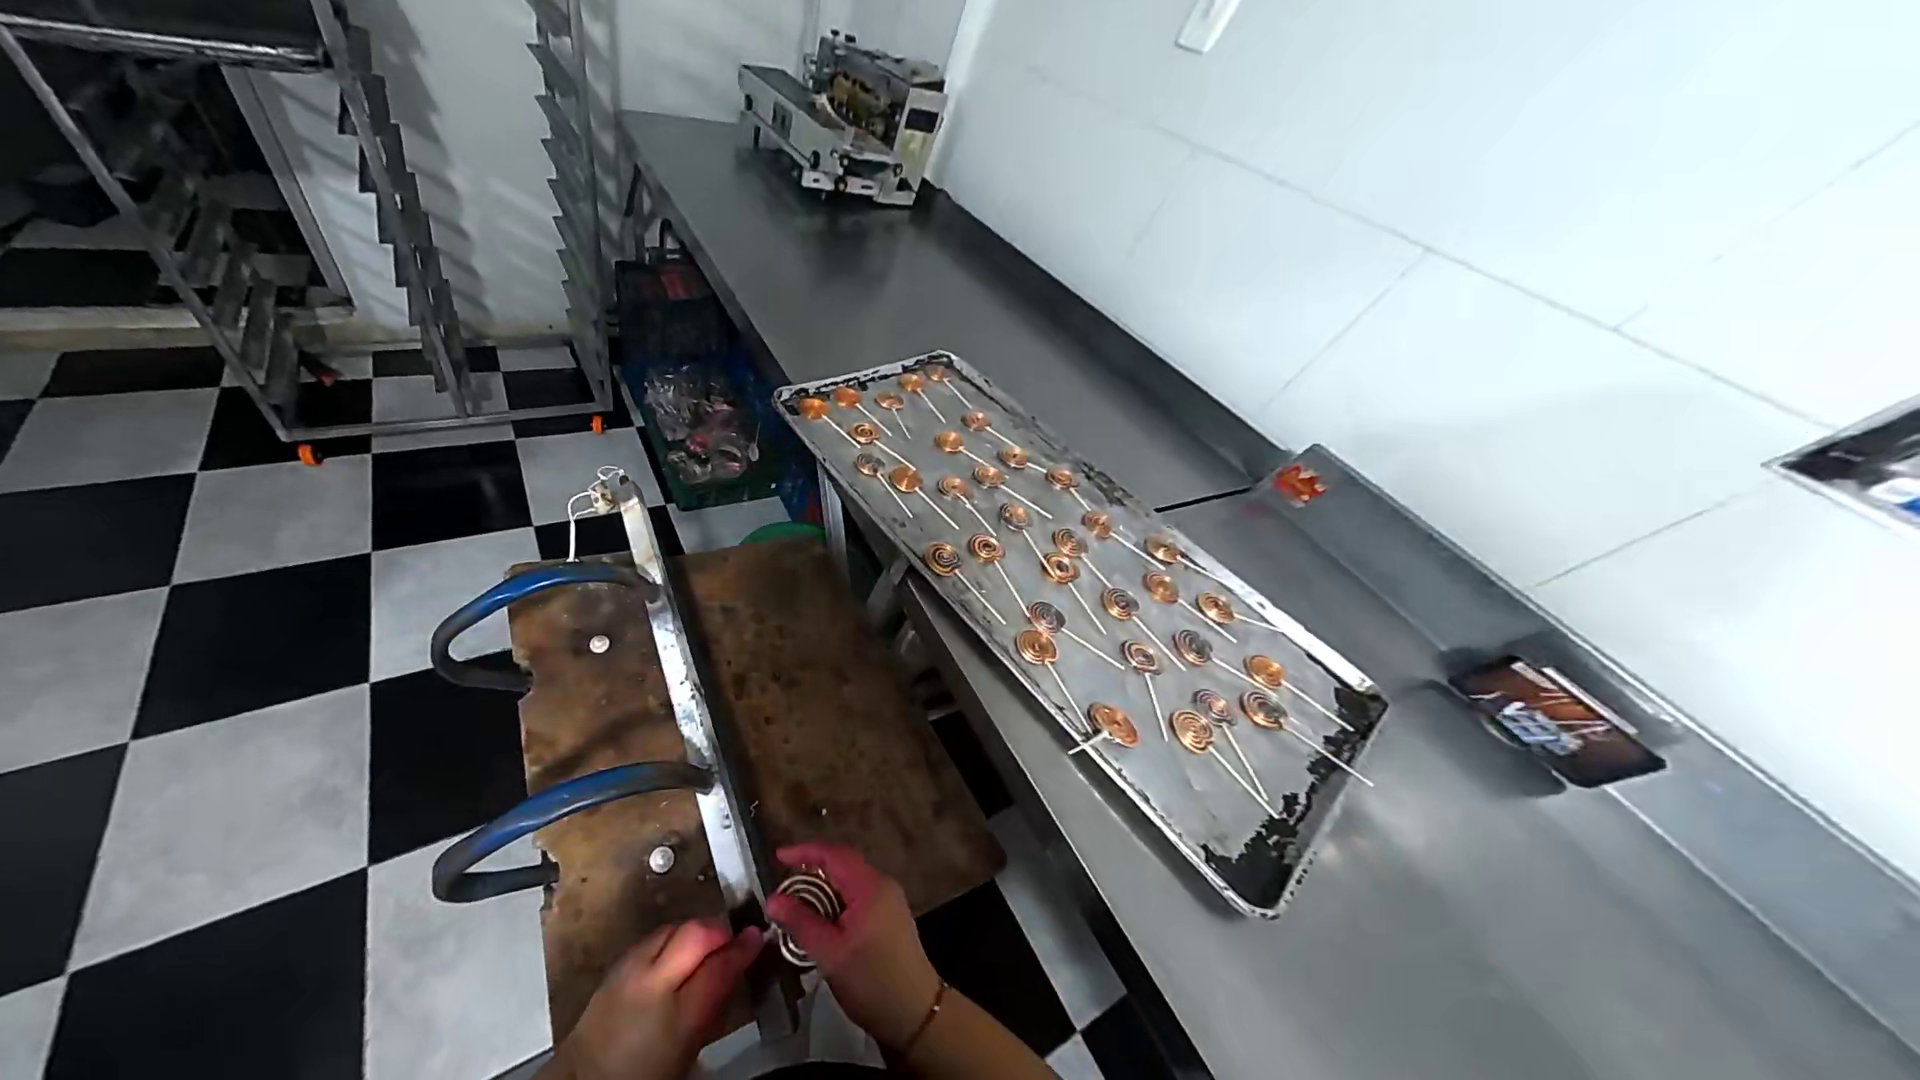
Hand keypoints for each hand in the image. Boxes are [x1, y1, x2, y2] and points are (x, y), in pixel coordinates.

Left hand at [551, 918, 762, 1079]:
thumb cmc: (644, 1075)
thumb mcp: (689, 1049)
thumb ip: (713, 1005)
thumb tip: (735, 970)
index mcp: (677, 1017)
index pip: (720, 966)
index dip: (743, 947)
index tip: (758, 936)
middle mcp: (652, 985)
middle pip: (695, 933)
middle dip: (718, 930)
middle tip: (732, 939)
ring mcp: (628, 971)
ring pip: (672, 930)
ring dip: (693, 934)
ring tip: (703, 948)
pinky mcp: (613, 968)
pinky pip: (651, 940)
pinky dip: (669, 942)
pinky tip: (673, 957)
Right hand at [765, 843, 942, 1049]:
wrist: (915, 1012)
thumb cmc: (872, 981)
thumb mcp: (830, 954)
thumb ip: (801, 923)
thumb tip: (772, 899)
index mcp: (870, 886)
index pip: (835, 854)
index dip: (804, 851)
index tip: (777, 856)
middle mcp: (882, 885)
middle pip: (843, 865)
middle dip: (811, 872)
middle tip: (782, 887)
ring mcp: (889, 900)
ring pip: (849, 882)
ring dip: (823, 890)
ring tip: (795, 905)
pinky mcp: (889, 916)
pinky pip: (857, 897)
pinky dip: (835, 902)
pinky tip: (820, 921)